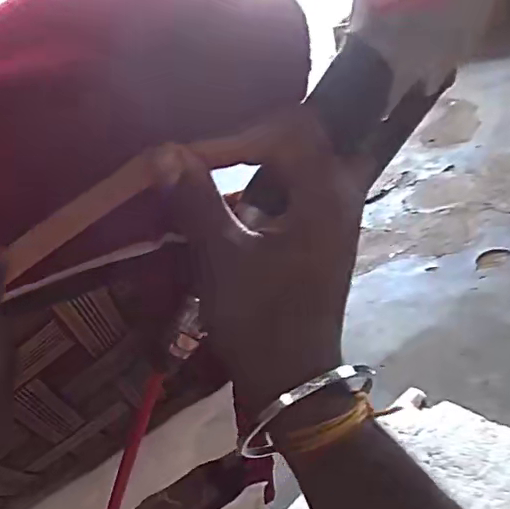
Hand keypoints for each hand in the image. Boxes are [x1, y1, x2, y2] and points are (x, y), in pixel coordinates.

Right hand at [157, 112, 365, 411]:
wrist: (291, 379)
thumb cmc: (259, 320)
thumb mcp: (222, 258)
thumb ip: (197, 200)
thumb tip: (167, 153)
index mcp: (325, 193)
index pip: (286, 129)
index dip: (232, 136)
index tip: (188, 158)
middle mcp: (342, 196)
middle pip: (306, 136)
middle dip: (256, 137)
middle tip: (216, 144)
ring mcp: (339, 219)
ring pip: (306, 164)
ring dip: (265, 162)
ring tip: (221, 167)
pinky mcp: (326, 240)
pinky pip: (303, 193)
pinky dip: (272, 188)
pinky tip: (241, 204)